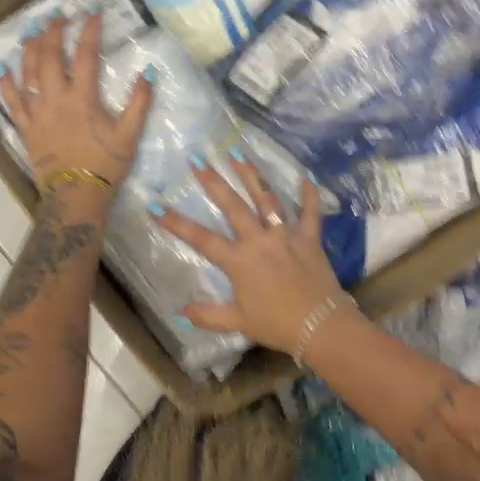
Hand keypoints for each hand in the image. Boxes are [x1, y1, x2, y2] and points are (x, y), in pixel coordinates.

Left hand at [0, 13, 153, 189]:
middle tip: (58, 16)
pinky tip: (4, 70)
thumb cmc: (105, 166)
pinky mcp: (26, 128)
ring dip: (30, 49)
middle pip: (50, 57)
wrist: (76, 196)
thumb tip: (148, 72)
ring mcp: (37, 113)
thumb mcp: (130, 135)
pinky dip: (7, 84)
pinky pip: (12, 102)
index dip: (89, 31)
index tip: (94, 12)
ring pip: (28, 73)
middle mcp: (56, 99)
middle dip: (53, 32)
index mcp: (83, 98)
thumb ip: (140, 102)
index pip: (86, 55)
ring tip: (33, 31)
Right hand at [152, 151, 355, 353]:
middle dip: (214, 181)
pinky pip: (311, 212)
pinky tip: (307, 176)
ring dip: (252, 175)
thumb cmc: (278, 325)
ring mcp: (287, 235)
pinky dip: (309, 195)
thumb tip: (181, 313)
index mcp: (240, 260)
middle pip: (233, 205)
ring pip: (268, 199)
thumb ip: (209, 315)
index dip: (176, 223)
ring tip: (239, 154)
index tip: (156, 206)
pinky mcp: (311, 238)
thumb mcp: (239, 323)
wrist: (322, 326)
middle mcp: (261, 240)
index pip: (202, 238)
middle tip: (198, 160)